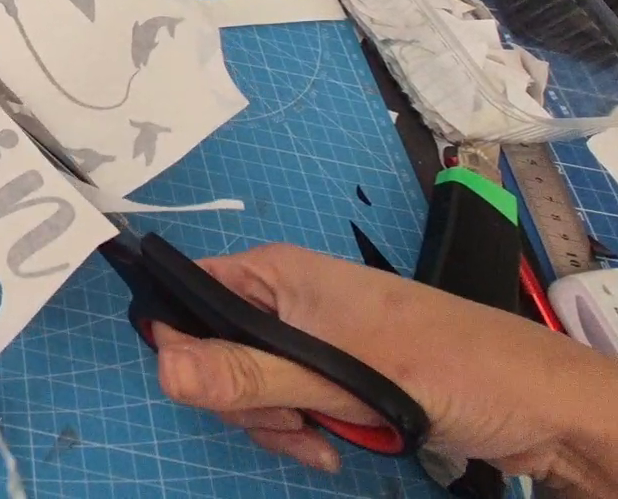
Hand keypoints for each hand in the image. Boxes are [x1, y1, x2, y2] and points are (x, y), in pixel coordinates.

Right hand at [151, 244, 617, 492]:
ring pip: (249, 376)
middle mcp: (281, 296)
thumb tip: (161, 369)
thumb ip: (245, 373)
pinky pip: (285, 395)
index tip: (219, 389)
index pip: (187, 296)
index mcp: (269, 272)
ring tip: (318, 438)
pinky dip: (300, 424)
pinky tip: (330, 444)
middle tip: (285, 420)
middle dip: (241, 393)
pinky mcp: (334, 369)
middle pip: (215, 343)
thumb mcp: (337, 376)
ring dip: (273, 417)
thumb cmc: (443, 370)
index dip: (184, 343)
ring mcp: (308, 333)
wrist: (555, 410)